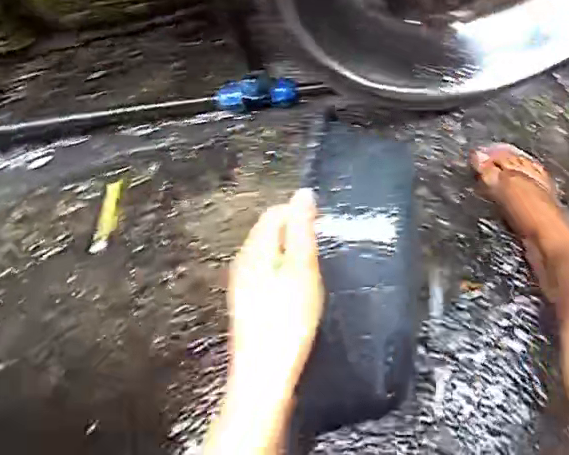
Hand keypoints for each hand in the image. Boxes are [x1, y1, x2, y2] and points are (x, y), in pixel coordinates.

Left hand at [228, 189, 323, 380]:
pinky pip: (270, 270)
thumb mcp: (303, 266)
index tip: (324, 225)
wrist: (265, 375)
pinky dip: (287, 268)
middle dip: (297, 230)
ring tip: (314, 265)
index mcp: (254, 251)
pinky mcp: (249, 303)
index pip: (275, 212)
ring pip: (271, 251)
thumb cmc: (287, 318)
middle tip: (321, 246)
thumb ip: (302, 228)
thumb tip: (303, 193)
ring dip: (293, 250)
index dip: (301, 211)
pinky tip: (300, 287)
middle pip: (271, 230)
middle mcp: (244, 263)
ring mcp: (244, 285)